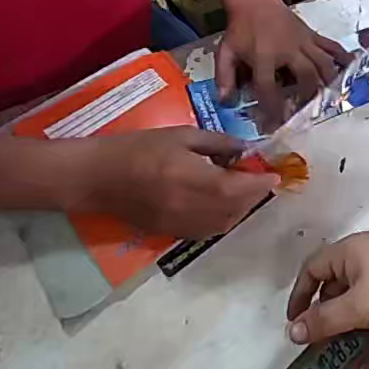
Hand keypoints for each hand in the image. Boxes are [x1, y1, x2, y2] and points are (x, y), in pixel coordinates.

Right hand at [56, 126, 276, 237]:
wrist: (94, 177)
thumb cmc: (137, 148)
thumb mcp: (181, 135)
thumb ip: (217, 143)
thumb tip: (245, 149)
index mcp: (190, 179)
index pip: (236, 189)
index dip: (259, 184)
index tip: (274, 175)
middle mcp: (187, 208)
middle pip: (233, 209)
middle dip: (253, 196)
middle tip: (261, 179)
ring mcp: (177, 225)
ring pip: (222, 225)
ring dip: (241, 210)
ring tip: (246, 190)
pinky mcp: (167, 233)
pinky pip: (205, 232)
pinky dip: (223, 220)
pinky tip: (224, 203)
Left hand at [217, 0, 347, 125]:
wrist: (255, 0)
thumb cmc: (241, 29)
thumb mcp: (226, 52)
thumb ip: (225, 77)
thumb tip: (226, 102)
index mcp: (264, 55)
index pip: (268, 87)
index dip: (271, 109)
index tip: (273, 125)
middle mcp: (288, 49)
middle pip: (305, 75)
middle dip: (308, 96)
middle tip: (306, 112)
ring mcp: (304, 41)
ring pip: (323, 63)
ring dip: (327, 82)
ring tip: (328, 98)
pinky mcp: (313, 36)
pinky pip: (332, 47)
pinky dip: (342, 58)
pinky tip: (349, 70)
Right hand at [286, 231, 368, 343]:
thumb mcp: (356, 309)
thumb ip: (322, 321)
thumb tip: (292, 331)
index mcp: (351, 248)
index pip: (313, 267)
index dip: (300, 295)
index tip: (295, 326)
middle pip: (338, 282)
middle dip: (332, 313)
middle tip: (327, 341)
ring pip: (362, 295)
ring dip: (358, 321)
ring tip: (361, 346)